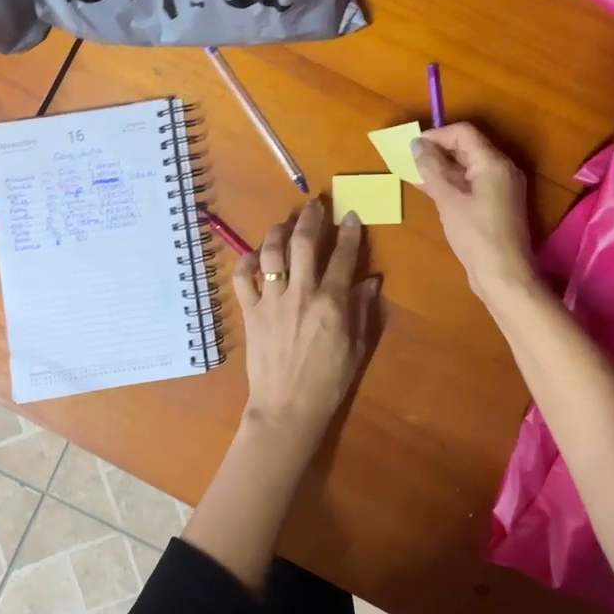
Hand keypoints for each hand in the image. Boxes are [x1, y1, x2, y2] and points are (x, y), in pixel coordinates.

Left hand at [230, 199, 380, 440]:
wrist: (287, 408)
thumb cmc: (328, 382)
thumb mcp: (356, 348)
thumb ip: (362, 310)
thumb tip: (371, 281)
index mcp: (331, 303)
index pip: (342, 256)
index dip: (349, 232)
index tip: (351, 215)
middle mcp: (301, 293)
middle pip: (303, 242)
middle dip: (311, 218)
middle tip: (315, 205)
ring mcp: (272, 300)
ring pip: (272, 252)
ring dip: (278, 231)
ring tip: (285, 223)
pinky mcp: (250, 311)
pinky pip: (243, 278)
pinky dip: (247, 262)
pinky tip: (256, 256)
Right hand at [411, 123, 534, 297]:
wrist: (503, 275)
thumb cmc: (475, 234)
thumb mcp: (448, 199)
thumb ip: (431, 168)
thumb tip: (417, 144)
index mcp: (493, 162)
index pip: (463, 133)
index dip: (436, 135)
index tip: (412, 147)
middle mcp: (502, 169)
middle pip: (468, 147)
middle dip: (438, 151)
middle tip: (411, 162)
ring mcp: (502, 187)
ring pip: (469, 166)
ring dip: (444, 168)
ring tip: (417, 176)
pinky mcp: (498, 203)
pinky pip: (473, 182)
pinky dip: (453, 182)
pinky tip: (433, 191)